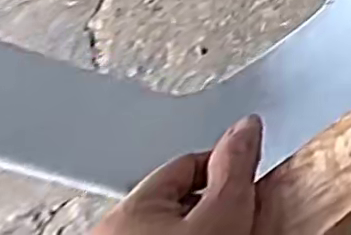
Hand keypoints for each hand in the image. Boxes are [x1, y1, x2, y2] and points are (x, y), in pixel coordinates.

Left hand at [91, 116, 261, 234]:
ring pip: (163, 220)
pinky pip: (156, 233)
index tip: (247, 176)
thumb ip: (238, 161)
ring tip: (221, 231)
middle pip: (173, 193)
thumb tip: (247, 126)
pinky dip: (182, 233)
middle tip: (234, 210)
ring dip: (195, 220)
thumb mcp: (228, 207)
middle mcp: (103, 229)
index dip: (226, 165)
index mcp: (125, 209)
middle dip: (209, 195)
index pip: (187, 161)